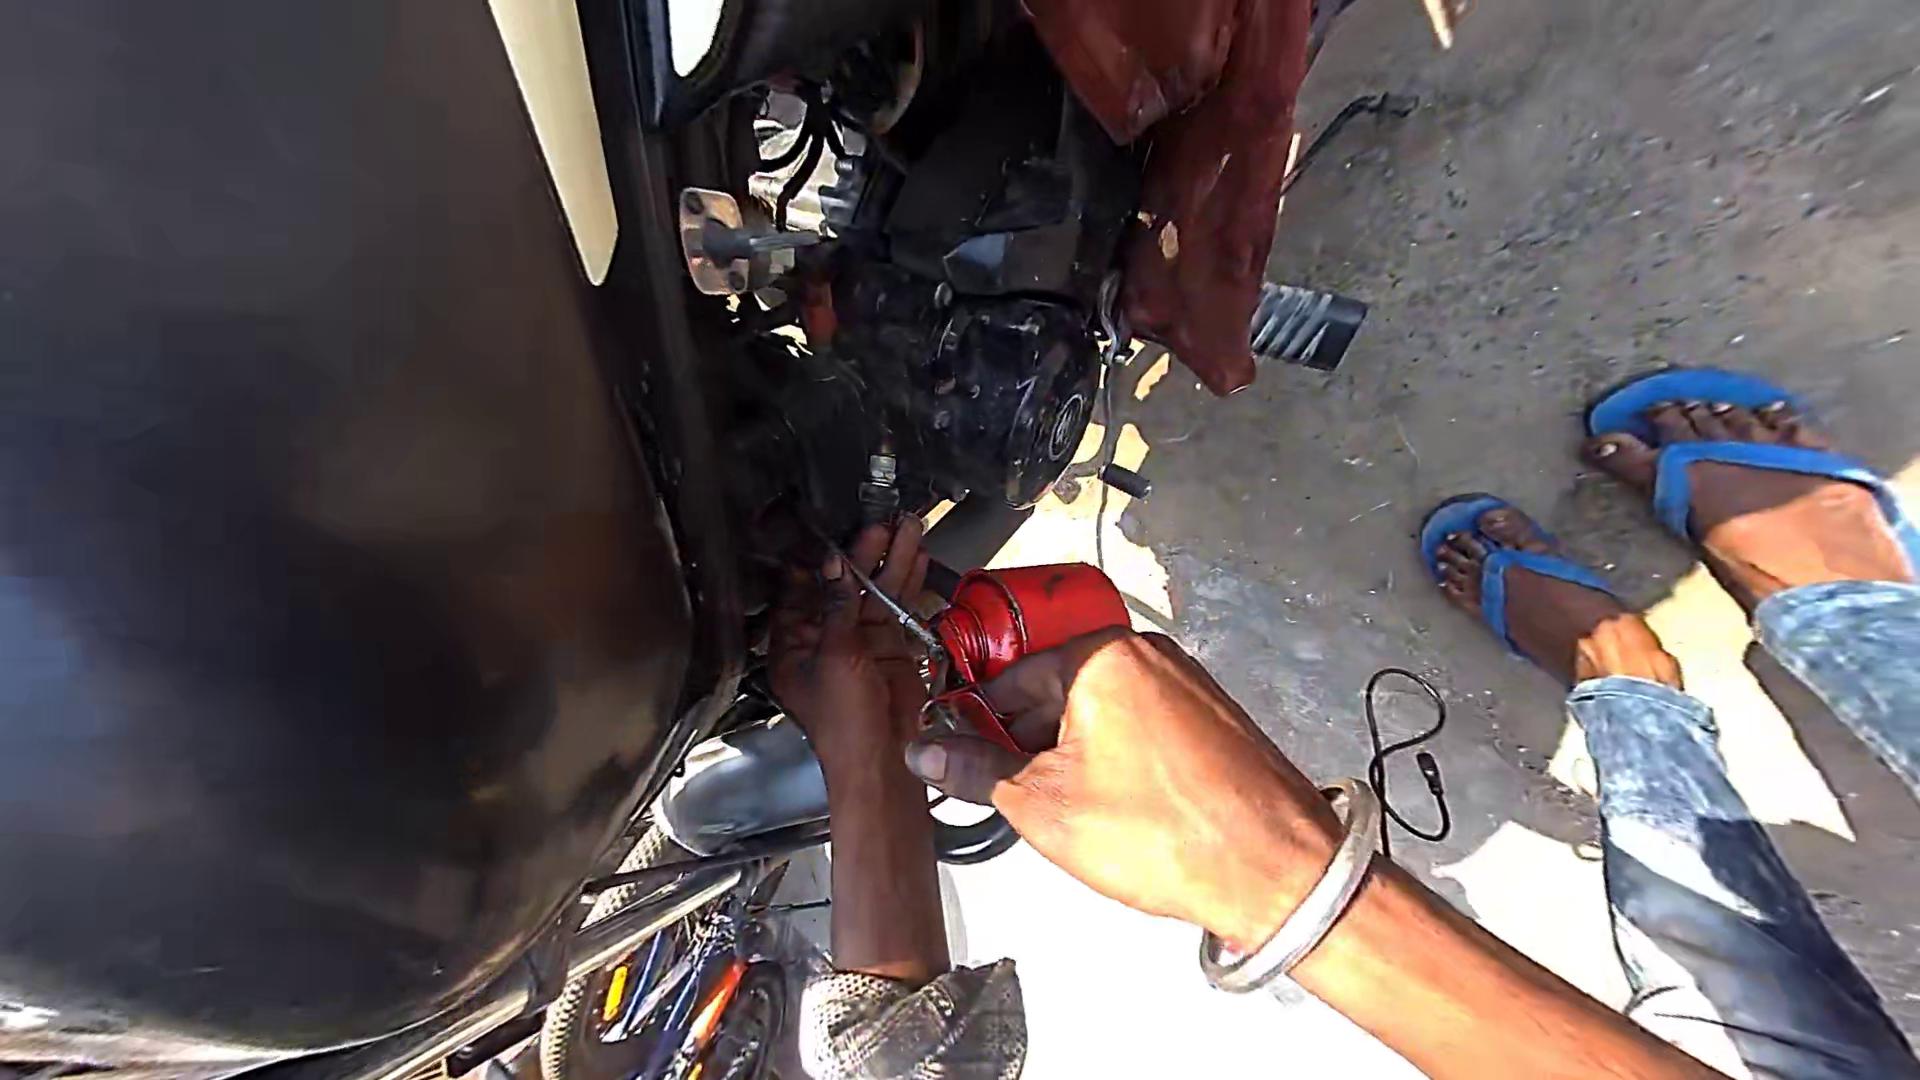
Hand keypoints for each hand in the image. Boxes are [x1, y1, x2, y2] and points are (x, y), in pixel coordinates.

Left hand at [769, 518, 931, 770]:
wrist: (884, 756)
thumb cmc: (843, 723)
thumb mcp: (834, 657)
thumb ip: (838, 606)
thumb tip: (834, 566)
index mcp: (793, 644)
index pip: (801, 590)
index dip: (817, 561)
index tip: (832, 532)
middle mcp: (824, 638)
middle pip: (843, 584)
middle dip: (863, 553)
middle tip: (880, 526)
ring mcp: (859, 640)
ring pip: (875, 590)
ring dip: (892, 560)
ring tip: (906, 530)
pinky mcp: (889, 645)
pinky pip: (898, 606)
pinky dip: (909, 582)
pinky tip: (917, 558)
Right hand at [904, 628, 1339, 949]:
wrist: (1280, 873)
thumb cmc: (1151, 830)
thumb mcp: (1043, 804)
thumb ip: (973, 768)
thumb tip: (920, 750)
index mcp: (1097, 656)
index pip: (1012, 679)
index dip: (982, 723)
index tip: (970, 759)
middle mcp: (1142, 651)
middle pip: (1056, 688)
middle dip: (1031, 739)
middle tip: (1023, 792)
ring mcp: (1183, 675)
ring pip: (1098, 704)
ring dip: (1071, 746)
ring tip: (1072, 802)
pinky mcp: (1210, 707)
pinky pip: (1139, 714)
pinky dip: (1114, 746)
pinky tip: (1118, 795)